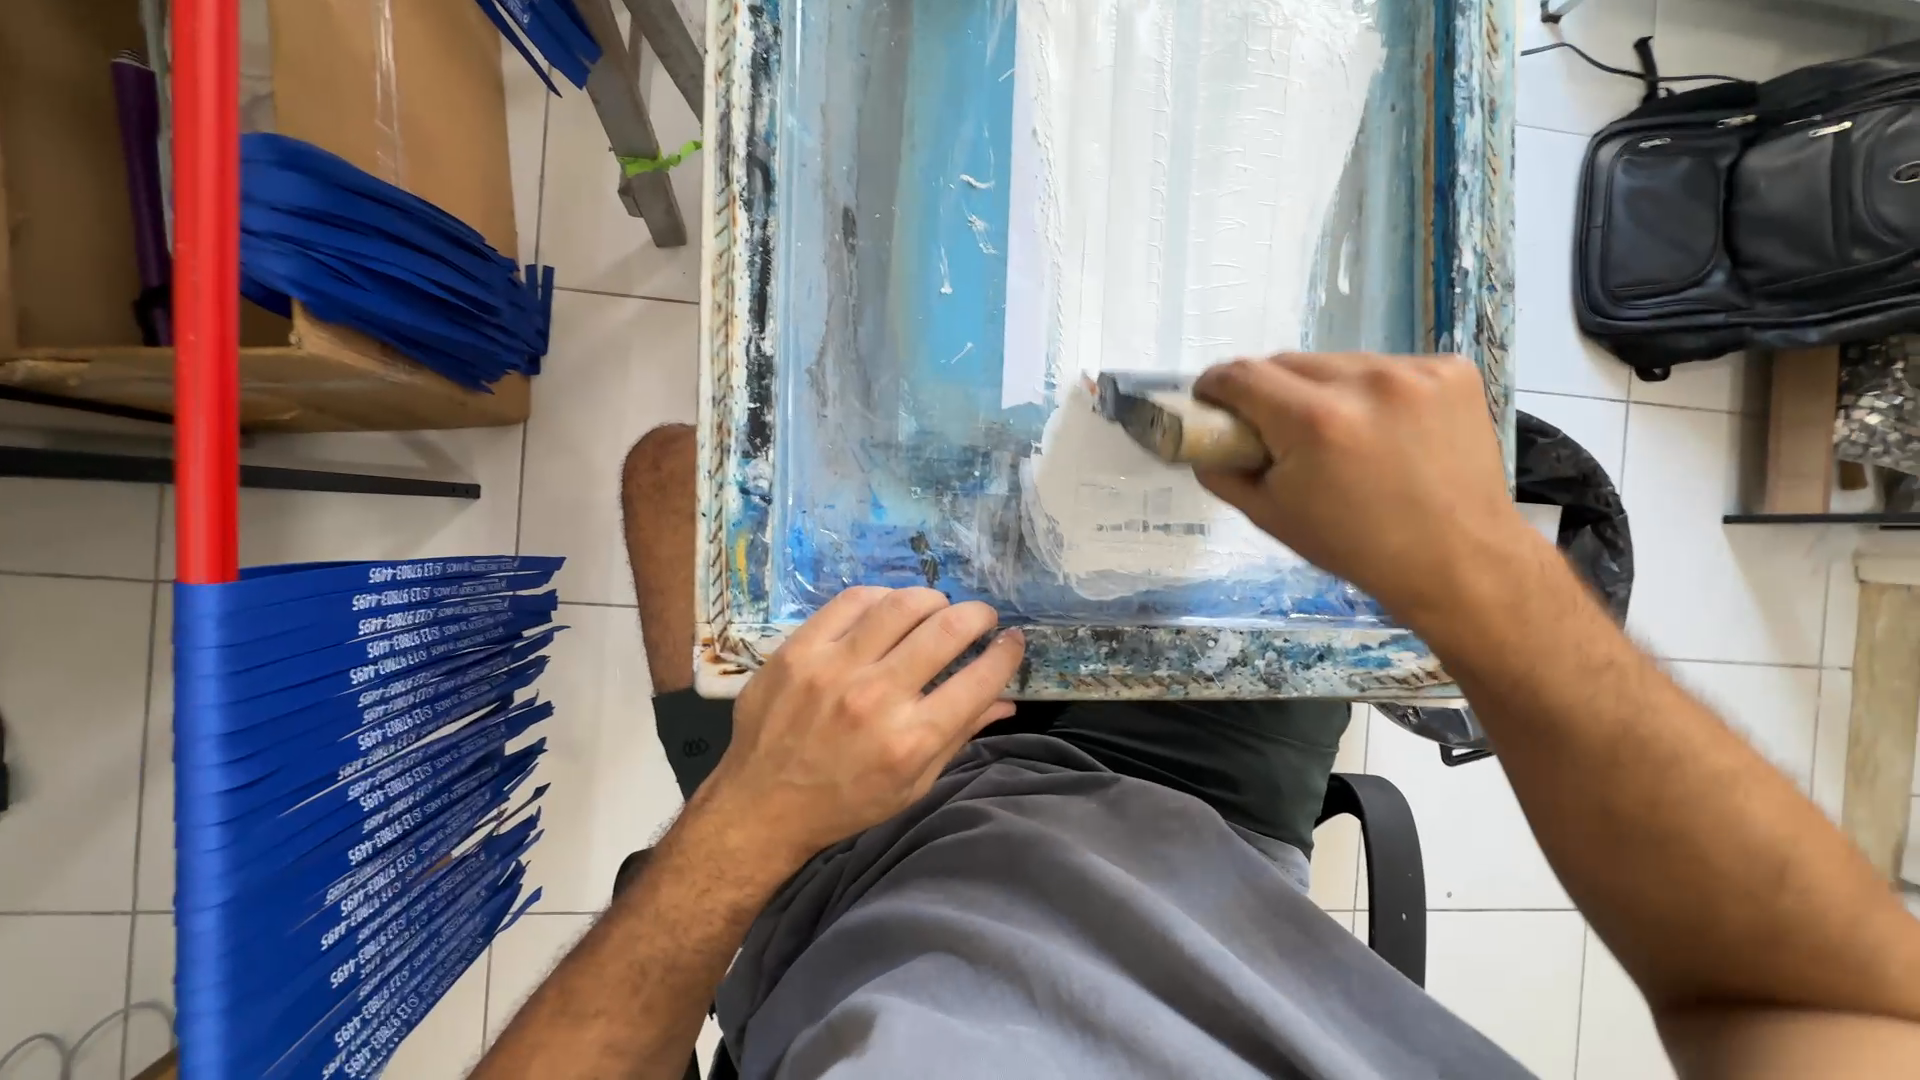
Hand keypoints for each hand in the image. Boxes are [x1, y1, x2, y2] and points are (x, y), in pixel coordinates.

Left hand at [697, 586, 1025, 862]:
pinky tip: (890, 607)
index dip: (1006, 652)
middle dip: (977, 616)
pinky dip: (882, 597)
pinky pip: (852, 601)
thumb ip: (959, 736)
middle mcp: (877, 698)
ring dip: (933, 599)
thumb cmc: (846, 802)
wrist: (762, 805)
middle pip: (946, 631)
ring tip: (938, 607)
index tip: (1012, 640)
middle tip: (981, 618)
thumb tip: (1006, 701)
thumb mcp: (913, 785)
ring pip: (901, 605)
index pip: (979, 680)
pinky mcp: (799, 650)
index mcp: (911, 740)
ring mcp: (834, 669)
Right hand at [1193, 352, 1535, 625]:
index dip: (1214, 385)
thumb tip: (1203, 445)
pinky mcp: (1452, 370)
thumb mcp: (1269, 517)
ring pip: (1337, 363)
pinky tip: (1382, 428)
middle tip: (1269, 424)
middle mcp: (1364, 383)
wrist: (1458, 560)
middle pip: (1287, 363)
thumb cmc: (1355, 547)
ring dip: (1322, 388)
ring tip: (1335, 431)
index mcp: (1313, 422)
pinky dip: (1371, 392)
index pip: (1240, 376)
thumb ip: (1224, 472)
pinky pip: (1386, 367)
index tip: (1209, 398)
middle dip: (1267, 389)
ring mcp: (1414, 371)